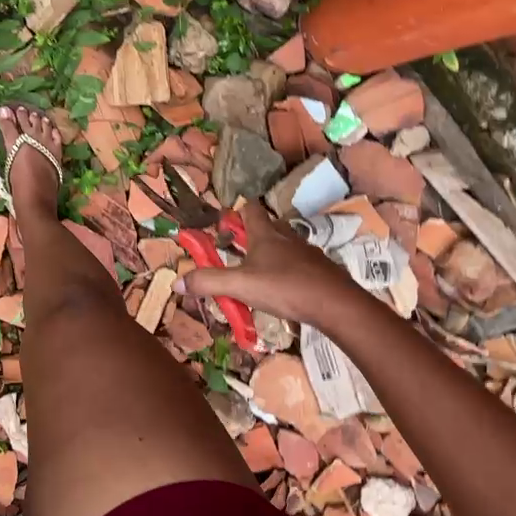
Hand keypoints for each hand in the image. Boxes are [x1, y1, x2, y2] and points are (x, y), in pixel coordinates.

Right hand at [177, 201, 373, 328]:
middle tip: (241, 248)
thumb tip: (177, 282)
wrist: (338, 306)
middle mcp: (288, 238)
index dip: (239, 210)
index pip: (251, 209)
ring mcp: (309, 255)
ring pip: (288, 246)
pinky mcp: (324, 274)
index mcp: (265, 235)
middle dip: (255, 234)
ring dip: (274, 254)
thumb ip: (208, 282)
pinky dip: (292, 273)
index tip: (228, 220)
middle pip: (270, 226)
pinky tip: (287, 291)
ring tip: (261, 272)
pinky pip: (303, 267)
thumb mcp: (240, 286)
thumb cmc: (286, 287)